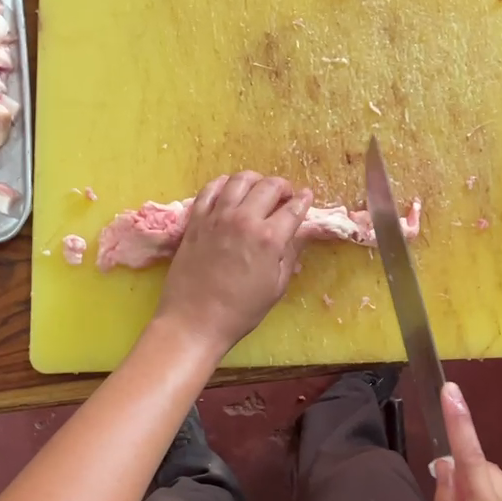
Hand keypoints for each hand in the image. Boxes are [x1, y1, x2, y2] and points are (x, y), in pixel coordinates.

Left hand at [154, 172, 311, 356]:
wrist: (194, 320)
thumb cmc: (241, 311)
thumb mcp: (276, 286)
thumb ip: (290, 253)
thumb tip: (302, 232)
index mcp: (269, 238)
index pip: (293, 208)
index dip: (304, 200)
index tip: (306, 197)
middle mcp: (245, 220)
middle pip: (269, 186)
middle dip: (282, 186)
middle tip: (285, 194)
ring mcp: (217, 217)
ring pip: (240, 180)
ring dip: (255, 180)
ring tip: (259, 188)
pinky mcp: (196, 219)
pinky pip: (210, 189)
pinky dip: (223, 183)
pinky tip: (229, 189)